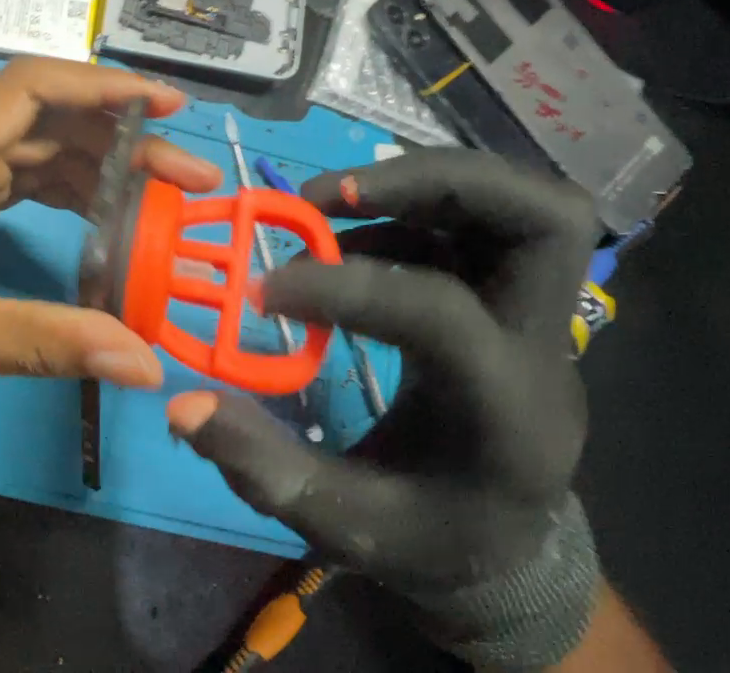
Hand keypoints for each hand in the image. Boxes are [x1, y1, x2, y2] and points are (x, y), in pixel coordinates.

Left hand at [0, 57, 221, 419]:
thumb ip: (46, 342)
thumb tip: (141, 361)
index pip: (28, 92)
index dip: (99, 88)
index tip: (164, 105)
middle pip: (48, 121)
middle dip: (121, 138)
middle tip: (188, 177)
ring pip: (41, 152)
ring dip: (102, 168)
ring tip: (163, 199)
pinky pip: (27, 186)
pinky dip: (72, 195)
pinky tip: (108, 219)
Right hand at [168, 149, 603, 668]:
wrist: (501, 547)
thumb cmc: (426, 536)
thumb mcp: (342, 523)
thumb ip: (265, 467)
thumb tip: (183, 407)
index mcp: (506, 412)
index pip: (442, 315)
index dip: (345, 288)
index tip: (264, 293)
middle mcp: (542, 349)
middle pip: (546, 221)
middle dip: (436, 182)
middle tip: (334, 194)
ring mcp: (535, 315)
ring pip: (518, 204)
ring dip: (420, 182)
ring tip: (328, 200)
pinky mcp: (506, 298)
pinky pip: (474, 224)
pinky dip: (407, 212)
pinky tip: (346, 240)